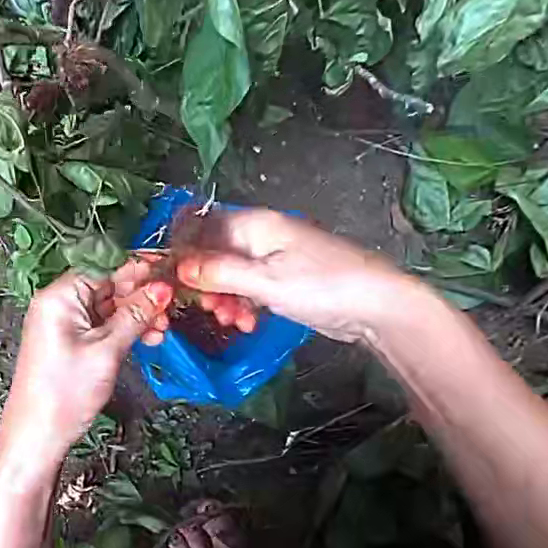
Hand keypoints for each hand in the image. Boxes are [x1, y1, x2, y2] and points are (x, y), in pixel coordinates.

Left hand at [0, 263, 173, 459]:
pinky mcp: (70, 342)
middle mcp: (58, 304)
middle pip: (108, 286)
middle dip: (141, 296)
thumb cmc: (64, 394)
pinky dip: (125, 330)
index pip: (105, 267)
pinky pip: (102, 325)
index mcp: (59, 297)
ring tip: (163, 330)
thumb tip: (161, 288)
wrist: (38, 435)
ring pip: (109, 308)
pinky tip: (148, 339)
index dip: (138, 270)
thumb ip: (136, 316)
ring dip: (138, 316)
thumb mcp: (107, 350)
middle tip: (171, 308)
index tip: (168, 272)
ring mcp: (64, 323)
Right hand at [174, 209, 425, 342]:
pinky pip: (250, 287)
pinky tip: (247, 323)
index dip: (183, 251)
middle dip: (204, 281)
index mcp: (256, 224)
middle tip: (208, 308)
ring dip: (225, 298)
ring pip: (232, 273)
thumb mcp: (265, 281)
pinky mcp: (284, 279)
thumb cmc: (321, 286)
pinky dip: (244, 304)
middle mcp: (262, 235)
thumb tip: (180, 267)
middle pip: (215, 252)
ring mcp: (275, 257)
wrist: (375, 304)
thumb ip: (220, 273)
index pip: (203, 226)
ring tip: (231, 320)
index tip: (171, 281)